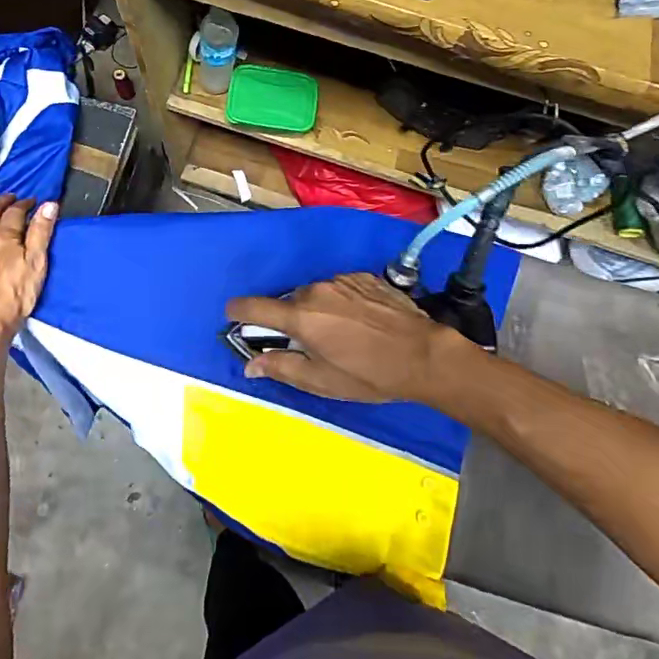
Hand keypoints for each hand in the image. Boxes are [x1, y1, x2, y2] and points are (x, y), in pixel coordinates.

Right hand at [225, 273, 473, 404]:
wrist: (423, 354)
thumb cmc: (370, 375)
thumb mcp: (321, 381)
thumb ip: (282, 368)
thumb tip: (252, 364)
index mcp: (301, 316)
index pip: (253, 306)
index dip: (238, 313)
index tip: (234, 318)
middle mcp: (319, 290)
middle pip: (289, 301)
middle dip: (291, 320)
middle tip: (308, 344)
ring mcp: (346, 280)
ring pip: (317, 293)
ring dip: (319, 309)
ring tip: (342, 335)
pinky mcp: (368, 277)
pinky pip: (343, 287)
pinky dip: (343, 301)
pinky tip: (361, 322)